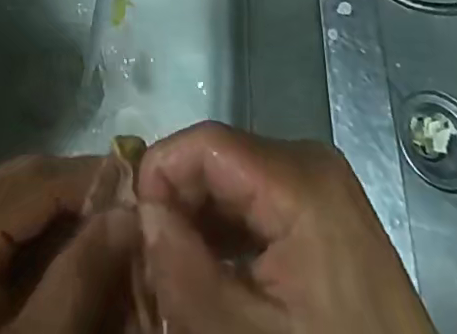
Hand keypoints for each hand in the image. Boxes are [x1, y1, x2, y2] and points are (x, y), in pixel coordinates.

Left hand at [0, 154, 138, 333]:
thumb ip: (82, 274)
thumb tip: (133, 211)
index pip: (51, 176)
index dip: (106, 183)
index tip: (152, 202)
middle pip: (36, 178)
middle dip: (89, 197)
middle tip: (136, 224)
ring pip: (24, 196)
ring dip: (69, 215)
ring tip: (109, 243)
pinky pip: (4, 221)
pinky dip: (42, 234)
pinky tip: (69, 259)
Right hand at [136, 122, 435, 333]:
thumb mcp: (244, 331)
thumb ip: (183, 271)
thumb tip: (142, 215)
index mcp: (298, 178)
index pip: (205, 142)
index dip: (159, 174)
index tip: (133, 230)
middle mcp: (309, 160)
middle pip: (219, 158)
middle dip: (177, 203)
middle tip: (151, 265)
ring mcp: (320, 179)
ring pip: (234, 178)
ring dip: (199, 220)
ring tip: (176, 275)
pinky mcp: (323, 201)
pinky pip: (260, 196)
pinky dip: (228, 228)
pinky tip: (213, 271)